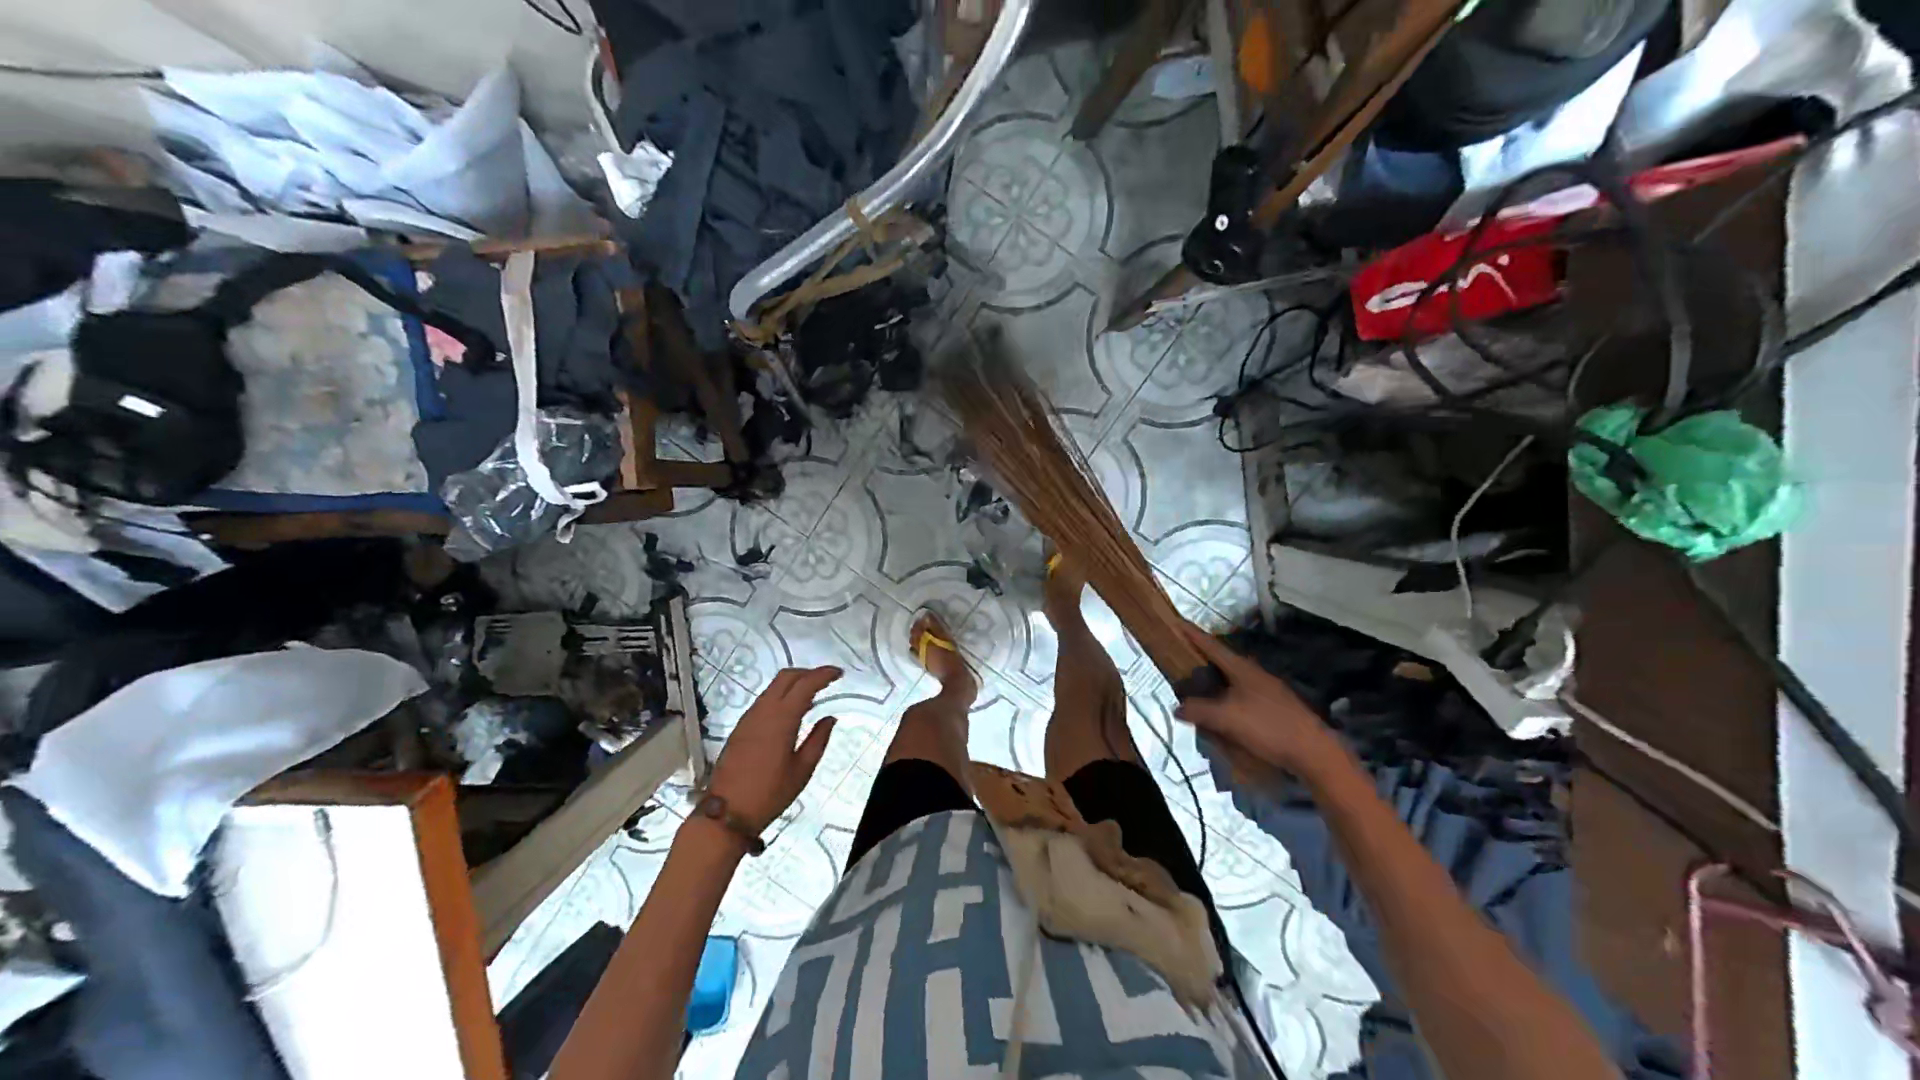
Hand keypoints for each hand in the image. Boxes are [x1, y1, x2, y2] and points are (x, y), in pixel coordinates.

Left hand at [706, 666, 841, 832]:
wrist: (727, 812)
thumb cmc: (770, 794)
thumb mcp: (802, 770)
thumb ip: (818, 740)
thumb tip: (830, 719)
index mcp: (781, 719)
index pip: (805, 684)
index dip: (823, 674)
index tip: (839, 673)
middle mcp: (763, 711)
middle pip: (786, 677)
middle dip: (808, 673)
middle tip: (827, 680)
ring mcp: (749, 717)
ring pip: (773, 687)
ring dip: (794, 683)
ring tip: (813, 695)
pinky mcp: (741, 727)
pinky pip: (765, 700)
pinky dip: (782, 695)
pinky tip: (792, 710)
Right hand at [1174, 623, 1344, 774]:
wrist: (1313, 753)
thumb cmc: (1268, 727)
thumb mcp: (1226, 718)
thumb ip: (1198, 710)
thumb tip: (1178, 707)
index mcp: (1242, 669)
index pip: (1212, 645)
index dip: (1192, 634)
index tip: (1176, 621)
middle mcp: (1256, 674)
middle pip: (1223, 662)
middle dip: (1202, 660)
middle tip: (1181, 662)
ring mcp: (1268, 691)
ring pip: (1233, 681)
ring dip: (1215, 684)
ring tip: (1198, 693)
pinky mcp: (1276, 709)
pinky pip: (1243, 698)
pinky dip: (1227, 701)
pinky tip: (1222, 716)